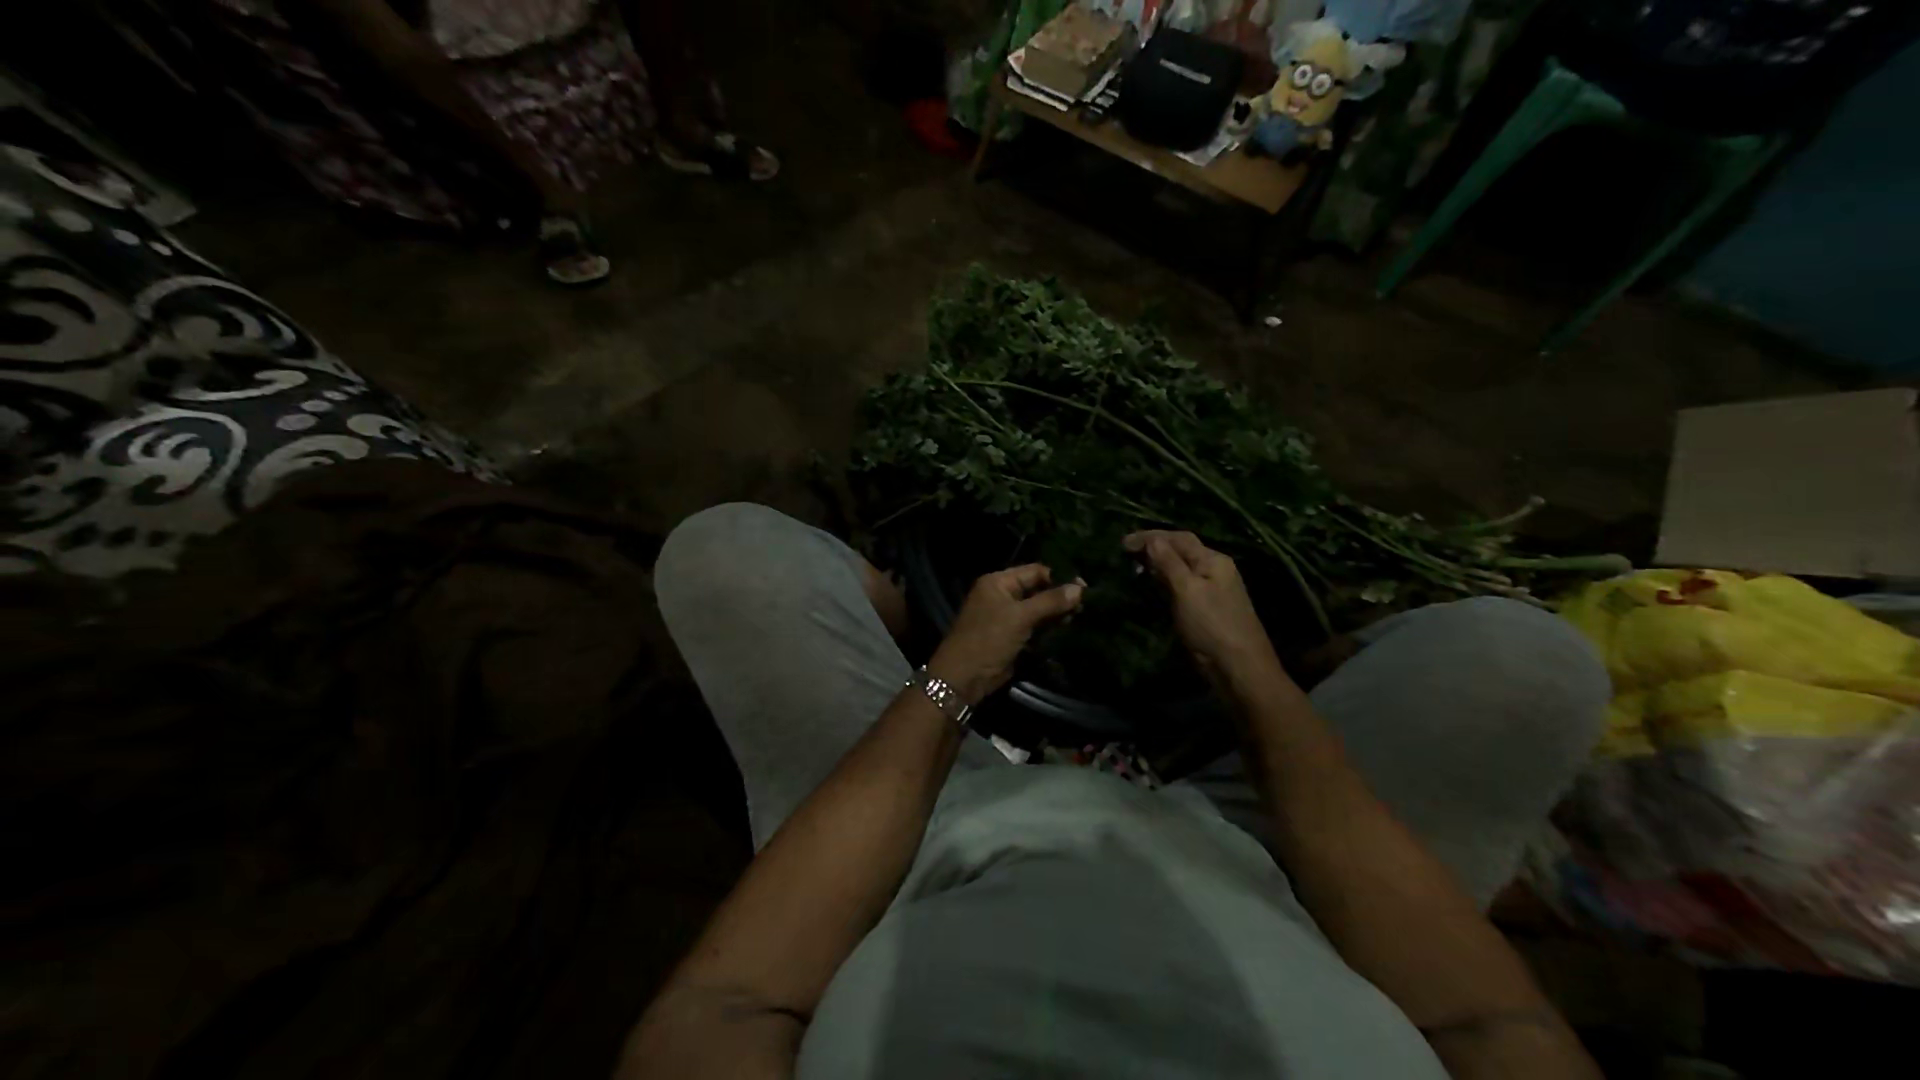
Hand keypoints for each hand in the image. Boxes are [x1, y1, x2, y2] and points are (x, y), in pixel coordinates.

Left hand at [927, 565, 1084, 704]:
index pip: (1035, 571)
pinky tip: (1070, 627)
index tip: (1086, 587)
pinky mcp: (1013, 635)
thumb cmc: (989, 639)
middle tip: (1088, 603)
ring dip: (1058, 612)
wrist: (965, 677)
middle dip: (1061, 596)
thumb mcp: (1020, 617)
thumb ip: (1050, 601)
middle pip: (1038, 589)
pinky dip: (1050, 626)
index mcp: (998, 582)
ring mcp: (1007, 616)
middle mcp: (1003, 595)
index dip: (1060, 577)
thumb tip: (1080, 589)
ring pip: (1039, 609)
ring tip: (1084, 615)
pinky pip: (1036, 626)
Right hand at [1124, 530, 1282, 692]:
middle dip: (1154, 547)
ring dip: (1158, 564)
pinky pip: (1182, 586)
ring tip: (1134, 567)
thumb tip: (1153, 539)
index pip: (1179, 538)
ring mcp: (1211, 590)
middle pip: (1181, 550)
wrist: (1238, 667)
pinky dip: (1165, 581)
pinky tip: (1153, 586)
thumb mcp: (1187, 590)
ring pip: (1181, 568)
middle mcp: (1214, 570)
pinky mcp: (1205, 608)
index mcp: (1213, 560)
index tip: (1123, 542)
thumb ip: (1169, 563)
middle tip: (1125, 553)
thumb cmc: (1212, 625)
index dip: (1150, 536)